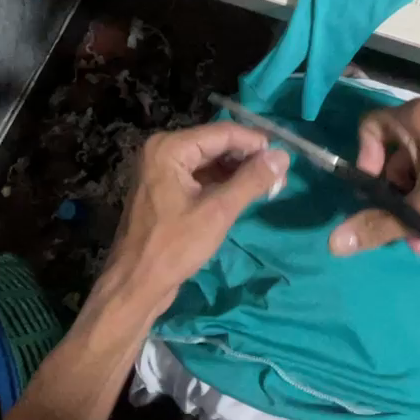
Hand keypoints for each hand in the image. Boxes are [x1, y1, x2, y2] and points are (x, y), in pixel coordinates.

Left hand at [96, 121, 289, 316]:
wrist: (134, 286)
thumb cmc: (173, 247)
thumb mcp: (217, 212)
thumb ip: (251, 180)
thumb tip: (282, 156)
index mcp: (169, 148)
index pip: (222, 133)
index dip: (256, 142)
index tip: (284, 157)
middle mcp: (163, 150)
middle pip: (216, 144)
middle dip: (248, 158)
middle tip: (280, 175)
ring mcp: (162, 170)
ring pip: (210, 161)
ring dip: (238, 171)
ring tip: (270, 185)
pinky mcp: (165, 189)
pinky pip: (200, 176)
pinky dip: (222, 183)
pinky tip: (245, 194)